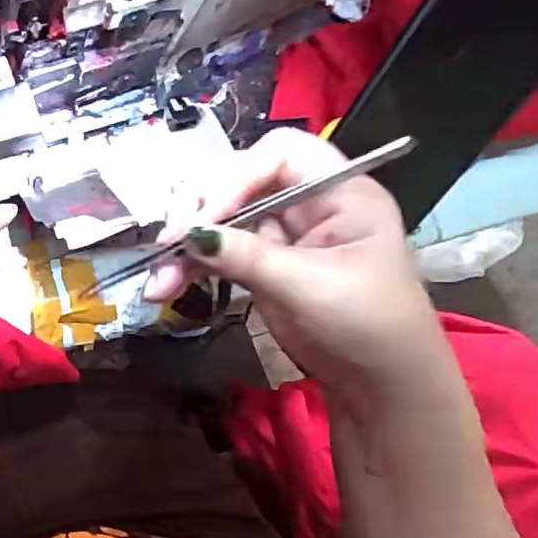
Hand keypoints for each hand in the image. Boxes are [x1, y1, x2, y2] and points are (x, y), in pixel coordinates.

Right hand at [142, 128, 443, 399]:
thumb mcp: (308, 287)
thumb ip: (248, 256)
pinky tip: (164, 287)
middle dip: (197, 211)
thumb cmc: (367, 326)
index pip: (278, 156)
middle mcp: (305, 202)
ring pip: (216, 219)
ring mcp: (278, 233)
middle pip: (236, 181)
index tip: (203, 219)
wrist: (378, 381)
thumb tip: (189, 235)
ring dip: (183, 245)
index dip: (234, 178)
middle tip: (170, 245)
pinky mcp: (256, 262)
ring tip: (160, 279)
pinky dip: (186, 267)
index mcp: (339, 192)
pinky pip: (212, 252)